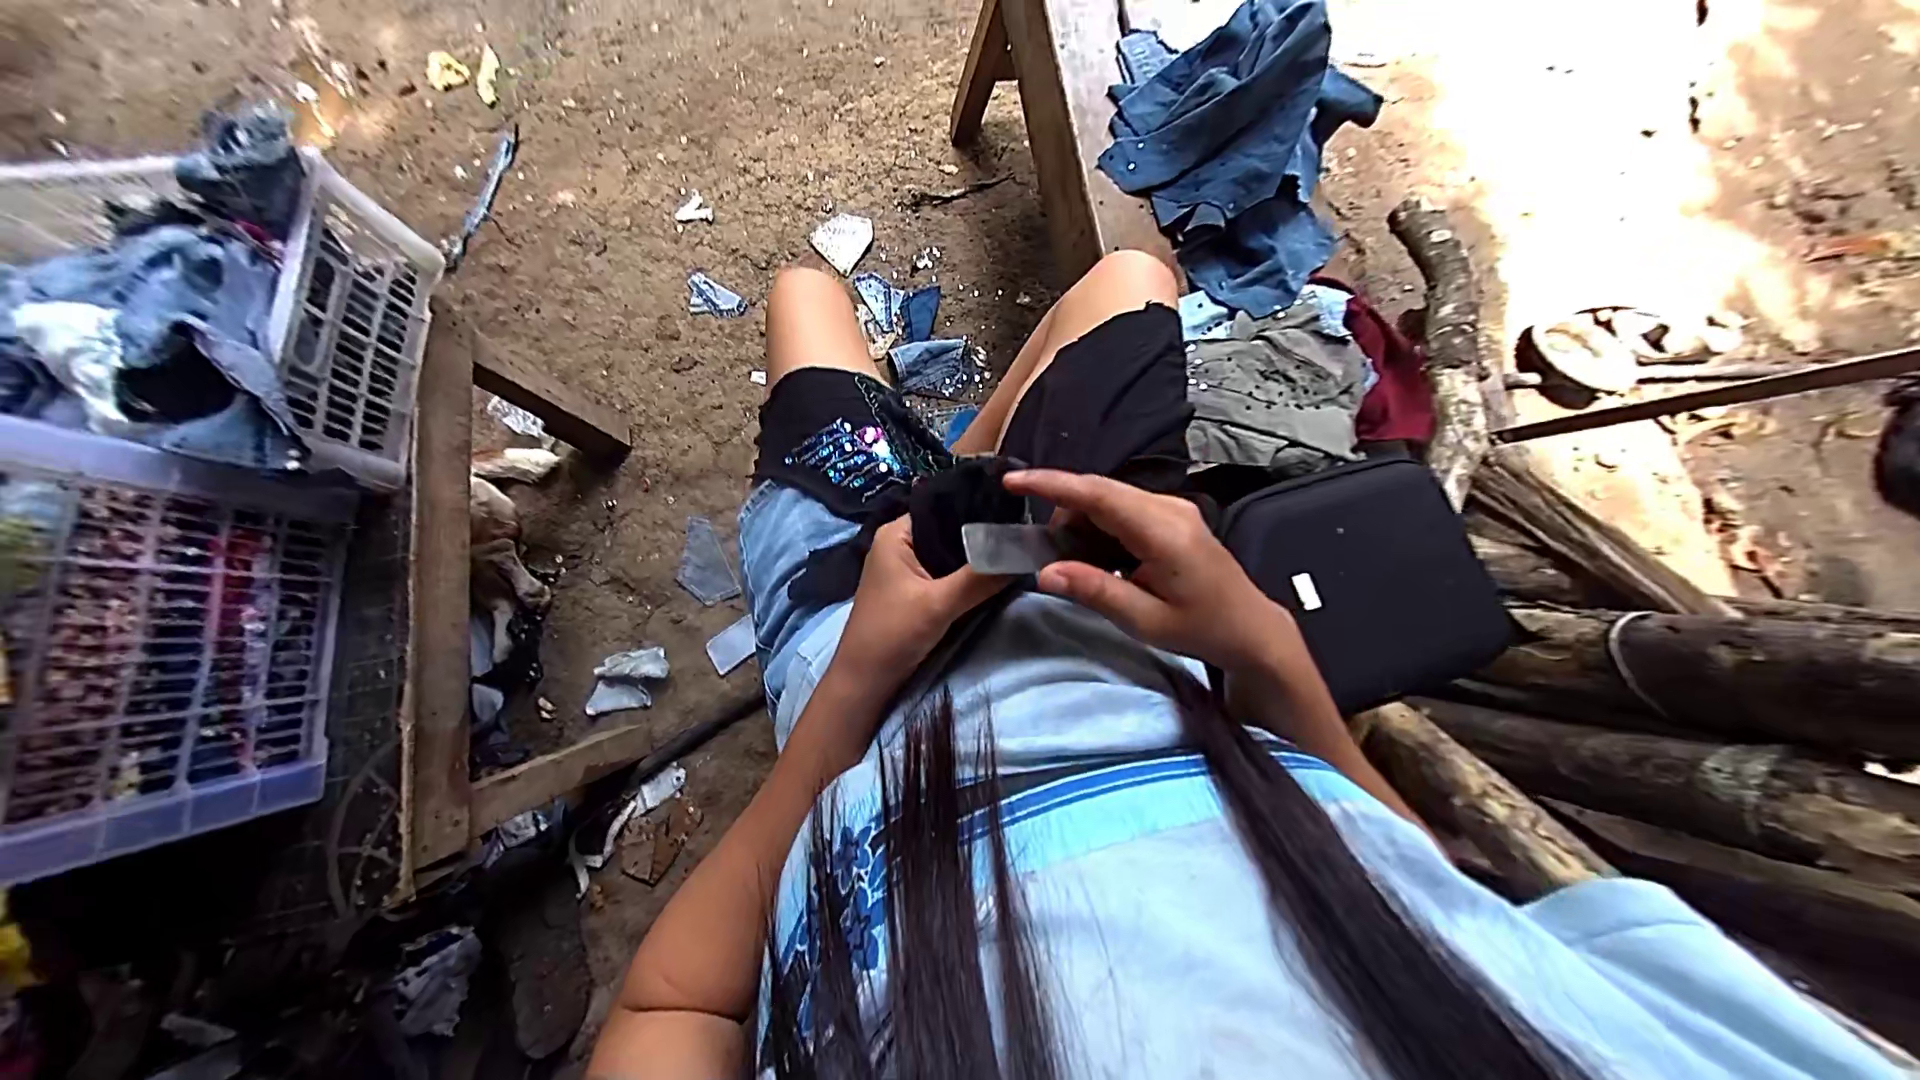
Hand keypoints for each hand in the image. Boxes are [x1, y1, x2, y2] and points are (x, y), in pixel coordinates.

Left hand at [835, 516, 1008, 691]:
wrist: (866, 681)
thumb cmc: (893, 634)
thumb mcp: (940, 603)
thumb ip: (981, 577)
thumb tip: (1024, 552)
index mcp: (897, 533)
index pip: (943, 505)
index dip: (977, 506)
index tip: (1015, 510)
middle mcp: (900, 542)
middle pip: (948, 528)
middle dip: (981, 534)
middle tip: (1021, 532)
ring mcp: (906, 566)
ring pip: (950, 552)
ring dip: (976, 556)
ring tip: (1014, 549)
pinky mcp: (915, 588)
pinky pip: (946, 571)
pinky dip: (966, 574)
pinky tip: (993, 573)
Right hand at [1002, 469, 1303, 676]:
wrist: (1250, 628)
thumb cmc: (1203, 628)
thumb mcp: (1146, 621)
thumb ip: (1096, 591)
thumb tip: (1046, 572)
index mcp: (1165, 533)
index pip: (1099, 496)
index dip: (1053, 485)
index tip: (1014, 482)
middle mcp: (1169, 508)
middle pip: (1100, 491)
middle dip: (1063, 511)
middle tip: (1047, 550)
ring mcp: (1172, 508)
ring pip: (1108, 497)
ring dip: (1080, 521)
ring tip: (1078, 563)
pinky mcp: (1170, 514)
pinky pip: (1121, 507)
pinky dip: (1098, 525)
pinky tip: (1100, 557)